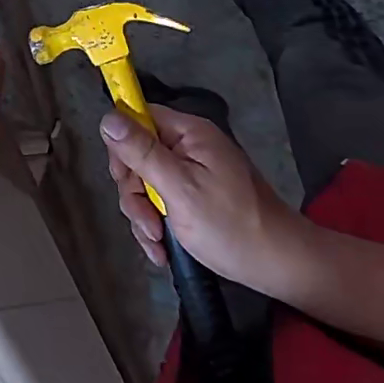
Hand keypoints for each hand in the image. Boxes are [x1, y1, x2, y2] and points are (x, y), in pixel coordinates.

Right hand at [102, 105, 306, 295]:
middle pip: (136, 155)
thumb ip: (141, 152)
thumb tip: (107, 117)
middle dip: (134, 191)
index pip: (139, 117)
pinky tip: (161, 249)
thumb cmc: (230, 224)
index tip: (124, 176)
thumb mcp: (179, 187)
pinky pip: (157, 203)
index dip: (122, 143)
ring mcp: (190, 174)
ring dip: (142, 215)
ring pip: (143, 184)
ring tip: (157, 241)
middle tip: (147, 219)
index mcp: (189, 134)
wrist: (276, 265)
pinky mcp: (190, 199)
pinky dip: (154, 226)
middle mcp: (188, 148)